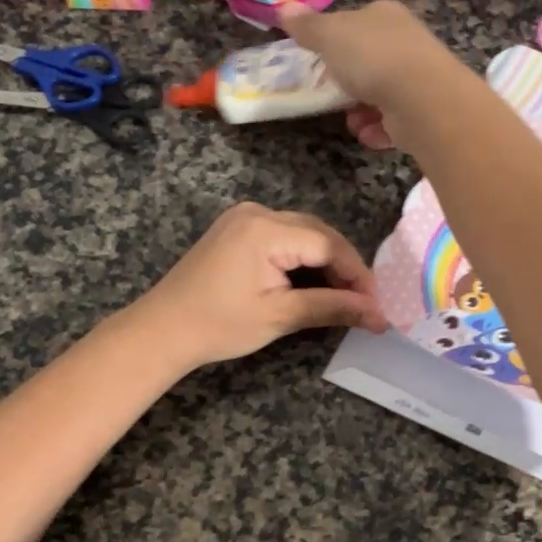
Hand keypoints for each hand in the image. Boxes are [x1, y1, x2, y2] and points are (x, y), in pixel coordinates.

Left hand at [134, 202, 388, 369]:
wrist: (163, 329)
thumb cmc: (219, 325)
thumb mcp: (280, 317)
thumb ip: (332, 307)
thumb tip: (378, 314)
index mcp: (266, 229)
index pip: (329, 245)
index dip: (358, 275)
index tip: (377, 305)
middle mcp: (258, 212)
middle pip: (319, 234)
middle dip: (345, 268)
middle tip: (366, 304)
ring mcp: (245, 218)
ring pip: (304, 235)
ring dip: (326, 264)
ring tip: (345, 298)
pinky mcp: (238, 230)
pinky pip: (284, 238)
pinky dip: (303, 260)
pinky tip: (315, 284)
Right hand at [278, 1, 466, 150]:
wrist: (421, 99)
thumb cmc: (372, 58)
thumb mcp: (329, 36)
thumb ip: (307, 26)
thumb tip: (285, 9)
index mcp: (385, 16)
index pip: (357, 22)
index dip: (336, 40)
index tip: (320, 60)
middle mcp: (406, 43)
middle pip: (369, 62)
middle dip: (347, 84)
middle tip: (331, 96)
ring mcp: (418, 79)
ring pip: (381, 96)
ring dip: (360, 112)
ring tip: (352, 122)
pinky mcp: (424, 113)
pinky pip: (394, 123)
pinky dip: (378, 130)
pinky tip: (370, 134)